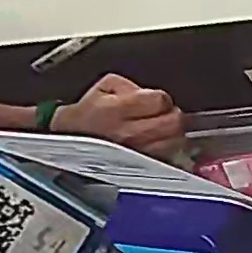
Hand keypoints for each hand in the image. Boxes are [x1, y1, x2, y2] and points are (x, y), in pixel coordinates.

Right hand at [50, 73, 186, 157]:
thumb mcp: (104, 87)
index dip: (162, 98)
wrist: (75, 141)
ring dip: (175, 133)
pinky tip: (162, 143)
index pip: (159, 101)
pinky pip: (172, 156)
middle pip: (174, 123)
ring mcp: (140, 153)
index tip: (157, 100)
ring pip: (176, 141)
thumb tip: (151, 93)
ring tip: (163, 129)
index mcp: (118, 110)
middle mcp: (130, 134)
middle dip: (174, 115)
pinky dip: (173, 148)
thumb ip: (131, 85)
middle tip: (166, 115)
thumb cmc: (90, 115)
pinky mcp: (147, 166)